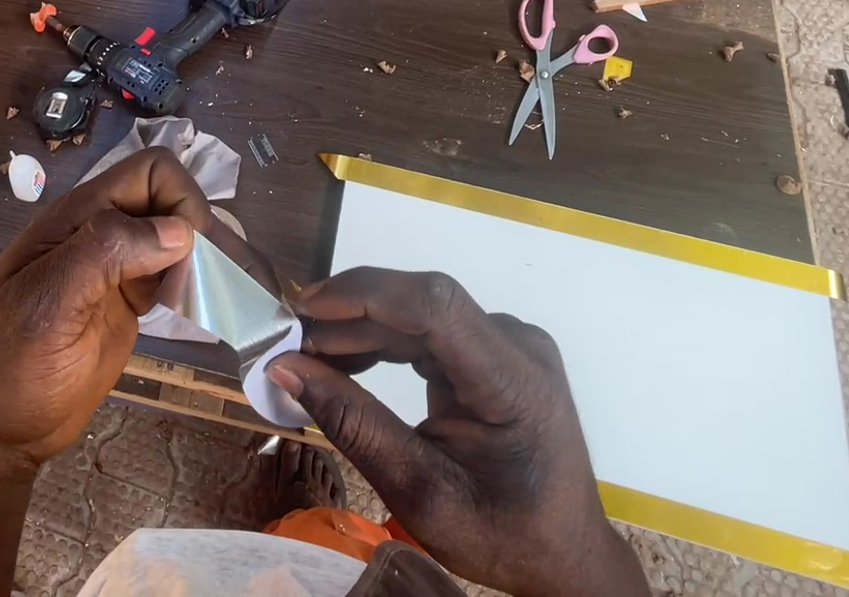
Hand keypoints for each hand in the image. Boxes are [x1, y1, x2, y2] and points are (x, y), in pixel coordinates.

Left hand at [0, 146, 275, 465]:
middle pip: (168, 196)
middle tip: (210, 279)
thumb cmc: (12, 367)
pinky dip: (196, 281)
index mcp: (77, 218)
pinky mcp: (130, 297)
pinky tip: (206, 306)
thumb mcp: (46, 305)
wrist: (0, 429)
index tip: (189, 249)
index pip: (149, 171)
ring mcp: (117, 265)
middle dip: (199, 227)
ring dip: (205, 255)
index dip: (179, 199)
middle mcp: (101, 231)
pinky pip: (173, 270)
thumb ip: (103, 254)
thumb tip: (178, 230)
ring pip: (176, 232)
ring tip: (222, 293)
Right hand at [266, 269, 646, 596]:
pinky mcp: (489, 350)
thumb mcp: (419, 493)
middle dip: (346, 317)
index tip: (302, 310)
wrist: (564, 554)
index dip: (364, 295)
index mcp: (512, 382)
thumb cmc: (500, 534)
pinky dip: (378, 342)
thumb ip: (352, 423)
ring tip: (307, 356)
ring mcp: (504, 343)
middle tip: (288, 342)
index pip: (435, 307)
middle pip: (418, 306)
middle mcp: (514, 344)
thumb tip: (284, 366)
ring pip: (414, 314)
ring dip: (357, 329)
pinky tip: (344, 361)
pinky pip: (423, 330)